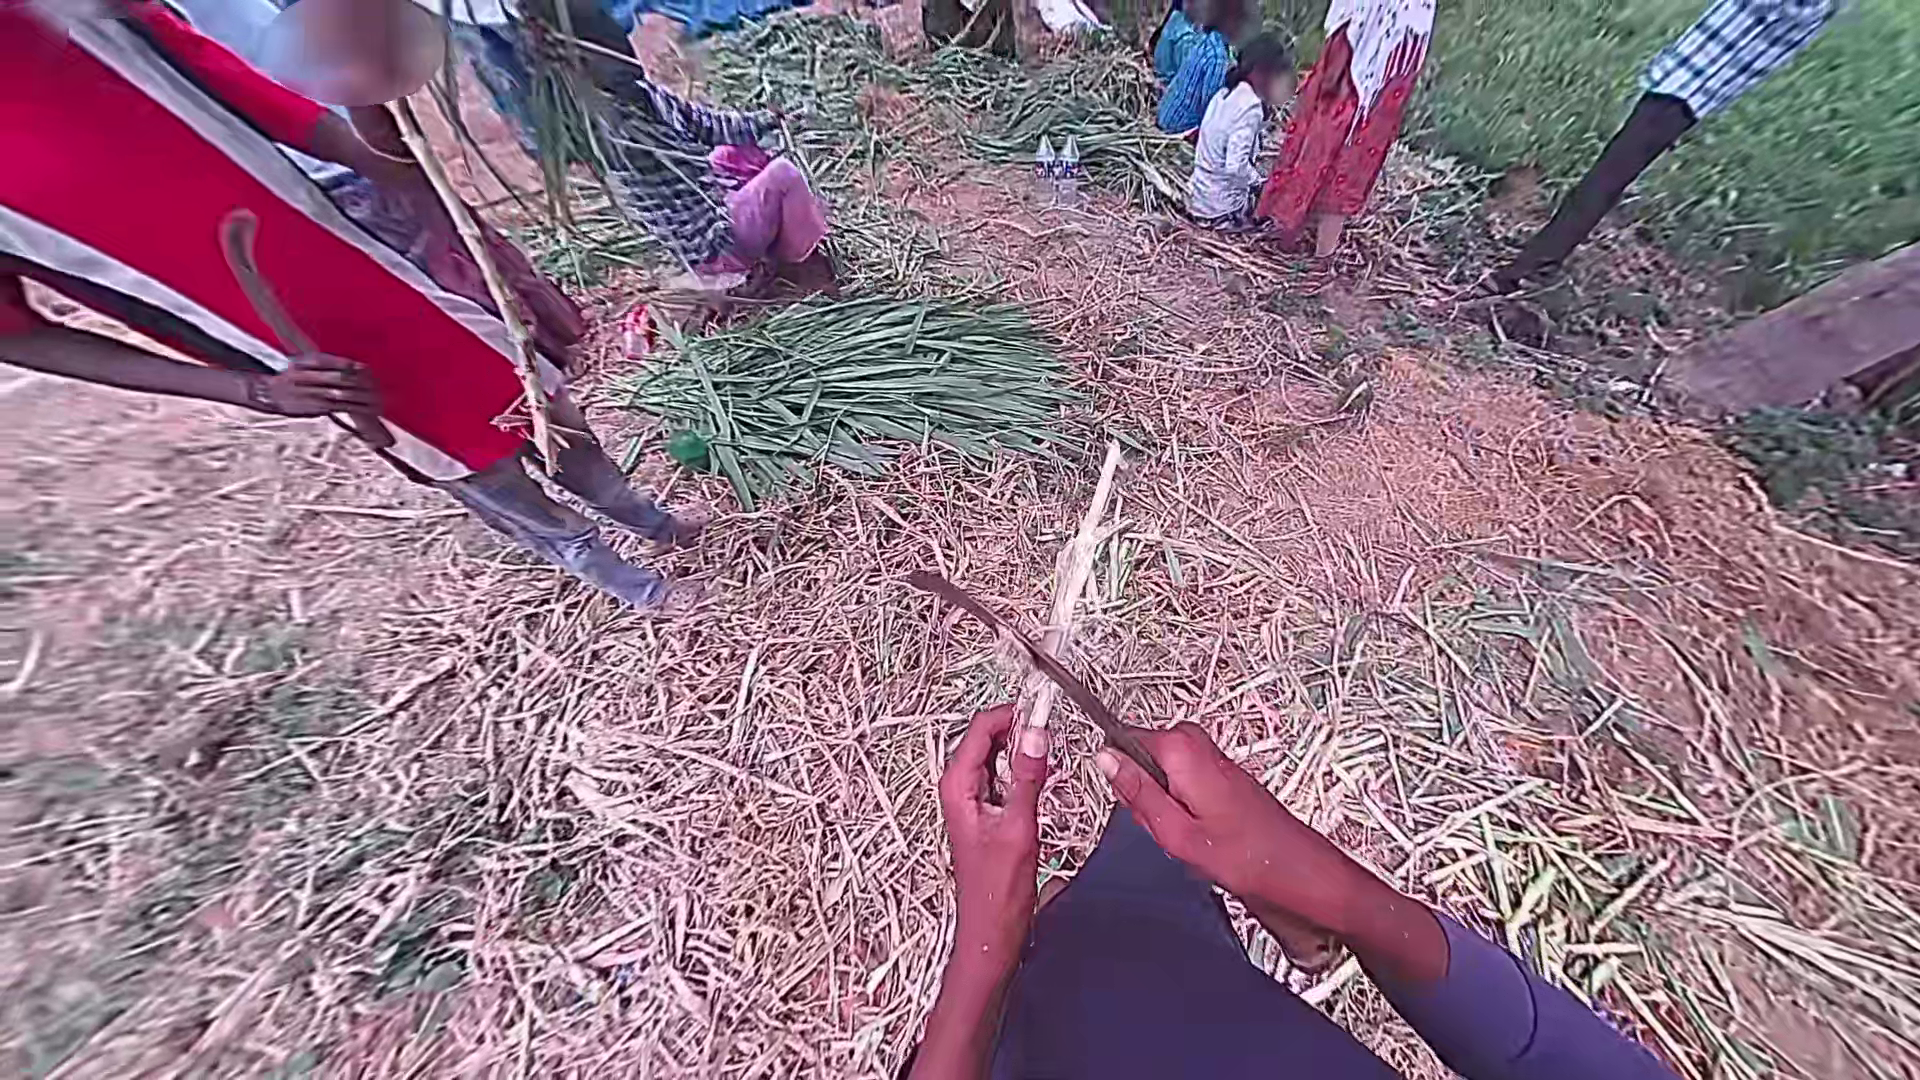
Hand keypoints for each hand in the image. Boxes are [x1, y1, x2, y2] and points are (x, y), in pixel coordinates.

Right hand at [253, 354, 380, 417]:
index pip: (325, 361)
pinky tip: (372, 408)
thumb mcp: (301, 366)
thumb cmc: (293, 379)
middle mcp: (303, 377)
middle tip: (377, 383)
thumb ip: (324, 365)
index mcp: (300, 364)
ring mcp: (309, 393)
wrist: (267, 393)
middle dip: (360, 380)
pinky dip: (359, 408)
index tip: (365, 367)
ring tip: (379, 397)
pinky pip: (341, 407)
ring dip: (364, 396)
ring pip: (342, 393)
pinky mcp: (316, 406)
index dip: (346, 364)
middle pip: (338, 378)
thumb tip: (358, 367)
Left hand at [939, 703, 1049, 965]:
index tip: (1040, 711)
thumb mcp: (1019, 826)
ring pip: (997, 755)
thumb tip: (1036, 736)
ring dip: (1022, 752)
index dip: (1012, 715)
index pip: (982, 727)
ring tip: (1046, 760)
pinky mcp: (985, 808)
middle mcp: (959, 786)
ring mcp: (971, 797)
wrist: (993, 931)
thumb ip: (1028, 776)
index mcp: (958, 784)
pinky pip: (1002, 774)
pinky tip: (1039, 780)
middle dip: (1019, 733)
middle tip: (1048, 736)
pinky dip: (1021, 771)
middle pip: (988, 737)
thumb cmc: (997, 891)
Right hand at [1096, 722, 1373, 938]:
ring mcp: (1205, 751)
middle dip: (1145, 797)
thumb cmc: (1250, 858)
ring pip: (1156, 773)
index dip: (1125, 784)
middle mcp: (1192, 739)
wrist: (1302, 871)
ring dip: (1163, 805)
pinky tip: (1201, 831)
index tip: (1140, 808)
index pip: (1120, 746)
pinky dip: (1180, 807)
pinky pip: (1175, 779)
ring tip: (1190, 833)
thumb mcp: (1177, 833)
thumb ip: (1135, 791)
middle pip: (1139, 760)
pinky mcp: (1213, 766)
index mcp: (1179, 748)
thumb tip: (1104, 758)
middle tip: (1169, 829)